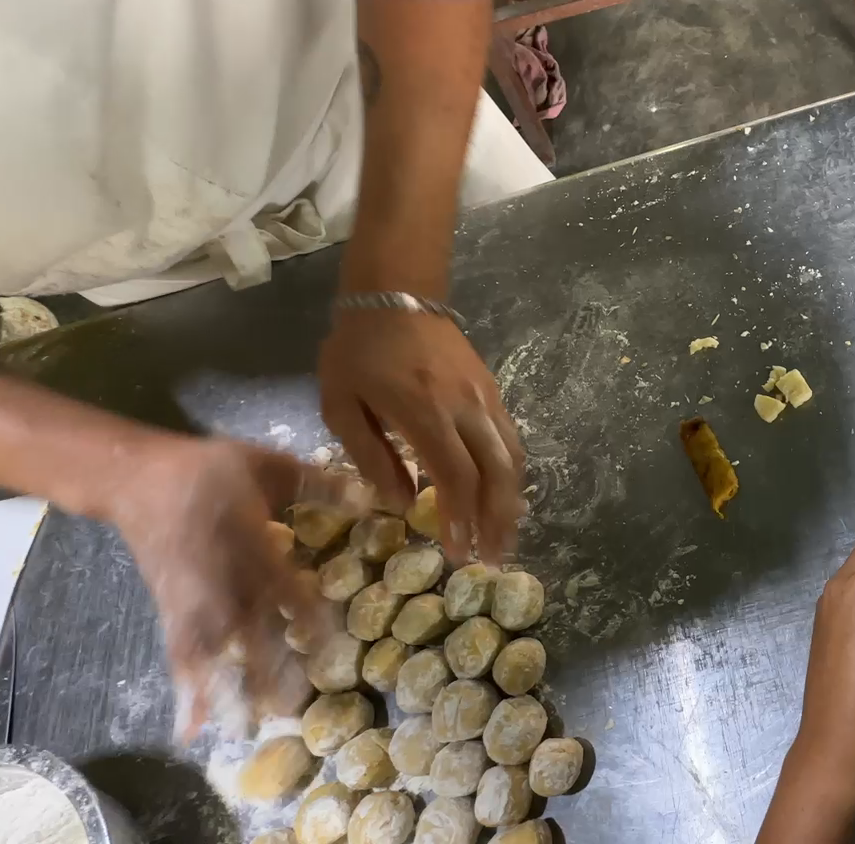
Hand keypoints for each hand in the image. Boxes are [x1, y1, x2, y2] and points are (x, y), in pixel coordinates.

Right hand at [108, 436, 357, 734]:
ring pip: (215, 649)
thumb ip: (323, 483)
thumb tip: (372, 497)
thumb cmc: (215, 469)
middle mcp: (219, 577)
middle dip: (270, 664)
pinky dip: (187, 690)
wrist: (137, 477)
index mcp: (248, 540)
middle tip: (298, 702)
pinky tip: (193, 727)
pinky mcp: (168, 609)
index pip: (281, 583)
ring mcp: (190, 597)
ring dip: (232, 686)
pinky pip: (179, 653)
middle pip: (247, 626)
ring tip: (253, 725)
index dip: (303, 612)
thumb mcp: (275, 466)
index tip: (330, 638)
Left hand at [317, 310, 526, 561]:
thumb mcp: (342, 405)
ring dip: (512, 498)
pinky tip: (505, 491)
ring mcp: (486, 398)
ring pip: (512, 456)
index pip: (456, 475)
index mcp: (426, 413)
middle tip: (494, 556)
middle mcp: (467, 408)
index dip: (460, 516)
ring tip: (506, 532)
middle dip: (498, 518)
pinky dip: (512, 472)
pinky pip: (510, 438)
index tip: (458, 552)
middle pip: (497, 472)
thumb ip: (370, 456)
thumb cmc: (359, 352)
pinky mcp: (493, 391)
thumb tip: (400, 502)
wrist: (397, 298)